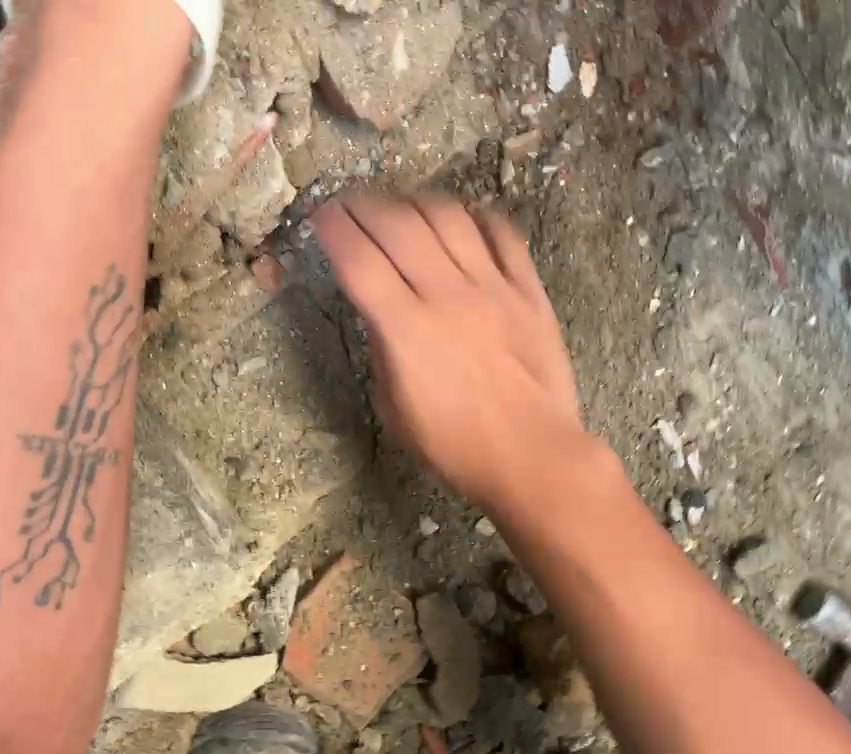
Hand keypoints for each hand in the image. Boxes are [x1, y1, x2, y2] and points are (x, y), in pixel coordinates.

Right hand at [313, 192, 586, 506]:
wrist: (529, 454)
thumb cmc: (453, 445)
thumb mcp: (394, 409)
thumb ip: (382, 353)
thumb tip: (380, 314)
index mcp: (405, 329)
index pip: (359, 260)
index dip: (334, 230)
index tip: (321, 216)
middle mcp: (446, 295)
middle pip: (398, 226)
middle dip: (365, 205)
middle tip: (351, 203)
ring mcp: (492, 287)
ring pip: (449, 217)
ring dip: (416, 202)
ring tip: (402, 206)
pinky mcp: (528, 290)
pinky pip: (502, 234)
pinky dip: (476, 217)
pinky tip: (462, 218)